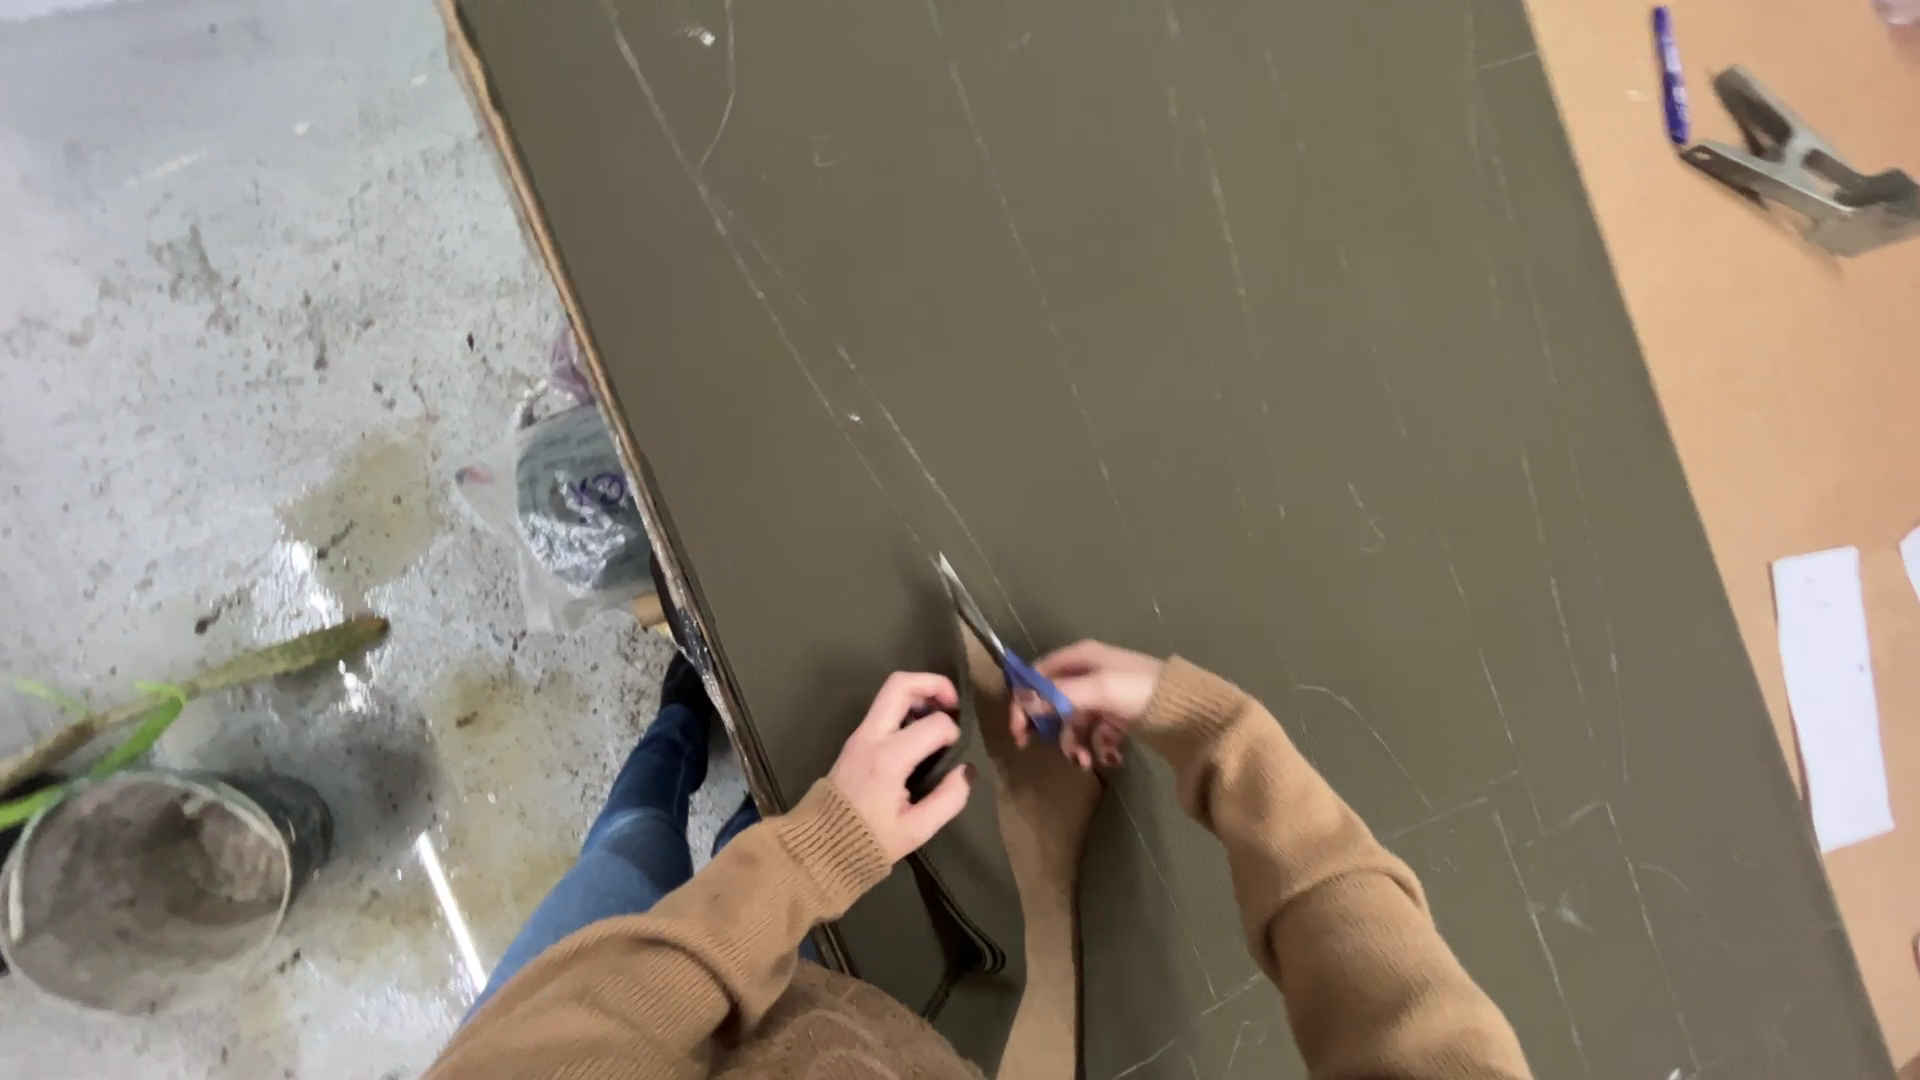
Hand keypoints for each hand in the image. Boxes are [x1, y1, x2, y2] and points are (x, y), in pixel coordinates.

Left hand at [828, 672, 973, 861]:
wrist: (822, 845)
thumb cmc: (871, 839)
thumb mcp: (917, 830)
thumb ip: (948, 799)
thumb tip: (966, 770)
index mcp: (889, 758)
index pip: (934, 724)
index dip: (953, 732)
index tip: (956, 753)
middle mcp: (871, 736)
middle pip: (900, 684)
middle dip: (933, 683)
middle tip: (953, 702)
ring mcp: (860, 733)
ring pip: (889, 691)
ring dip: (919, 693)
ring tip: (939, 712)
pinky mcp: (855, 738)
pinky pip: (883, 708)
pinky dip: (906, 706)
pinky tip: (919, 728)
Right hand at [1013, 640, 1164, 769]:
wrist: (1189, 711)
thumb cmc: (1140, 691)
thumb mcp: (1098, 689)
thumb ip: (1060, 695)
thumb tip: (1023, 702)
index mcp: (1081, 658)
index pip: (1039, 674)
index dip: (1024, 699)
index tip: (1019, 730)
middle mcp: (1089, 674)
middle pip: (1053, 700)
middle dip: (1049, 726)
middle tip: (1034, 747)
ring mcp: (1104, 696)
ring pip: (1074, 721)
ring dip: (1074, 743)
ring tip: (1085, 762)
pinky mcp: (1119, 717)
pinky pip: (1097, 734)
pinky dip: (1098, 748)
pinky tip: (1111, 759)